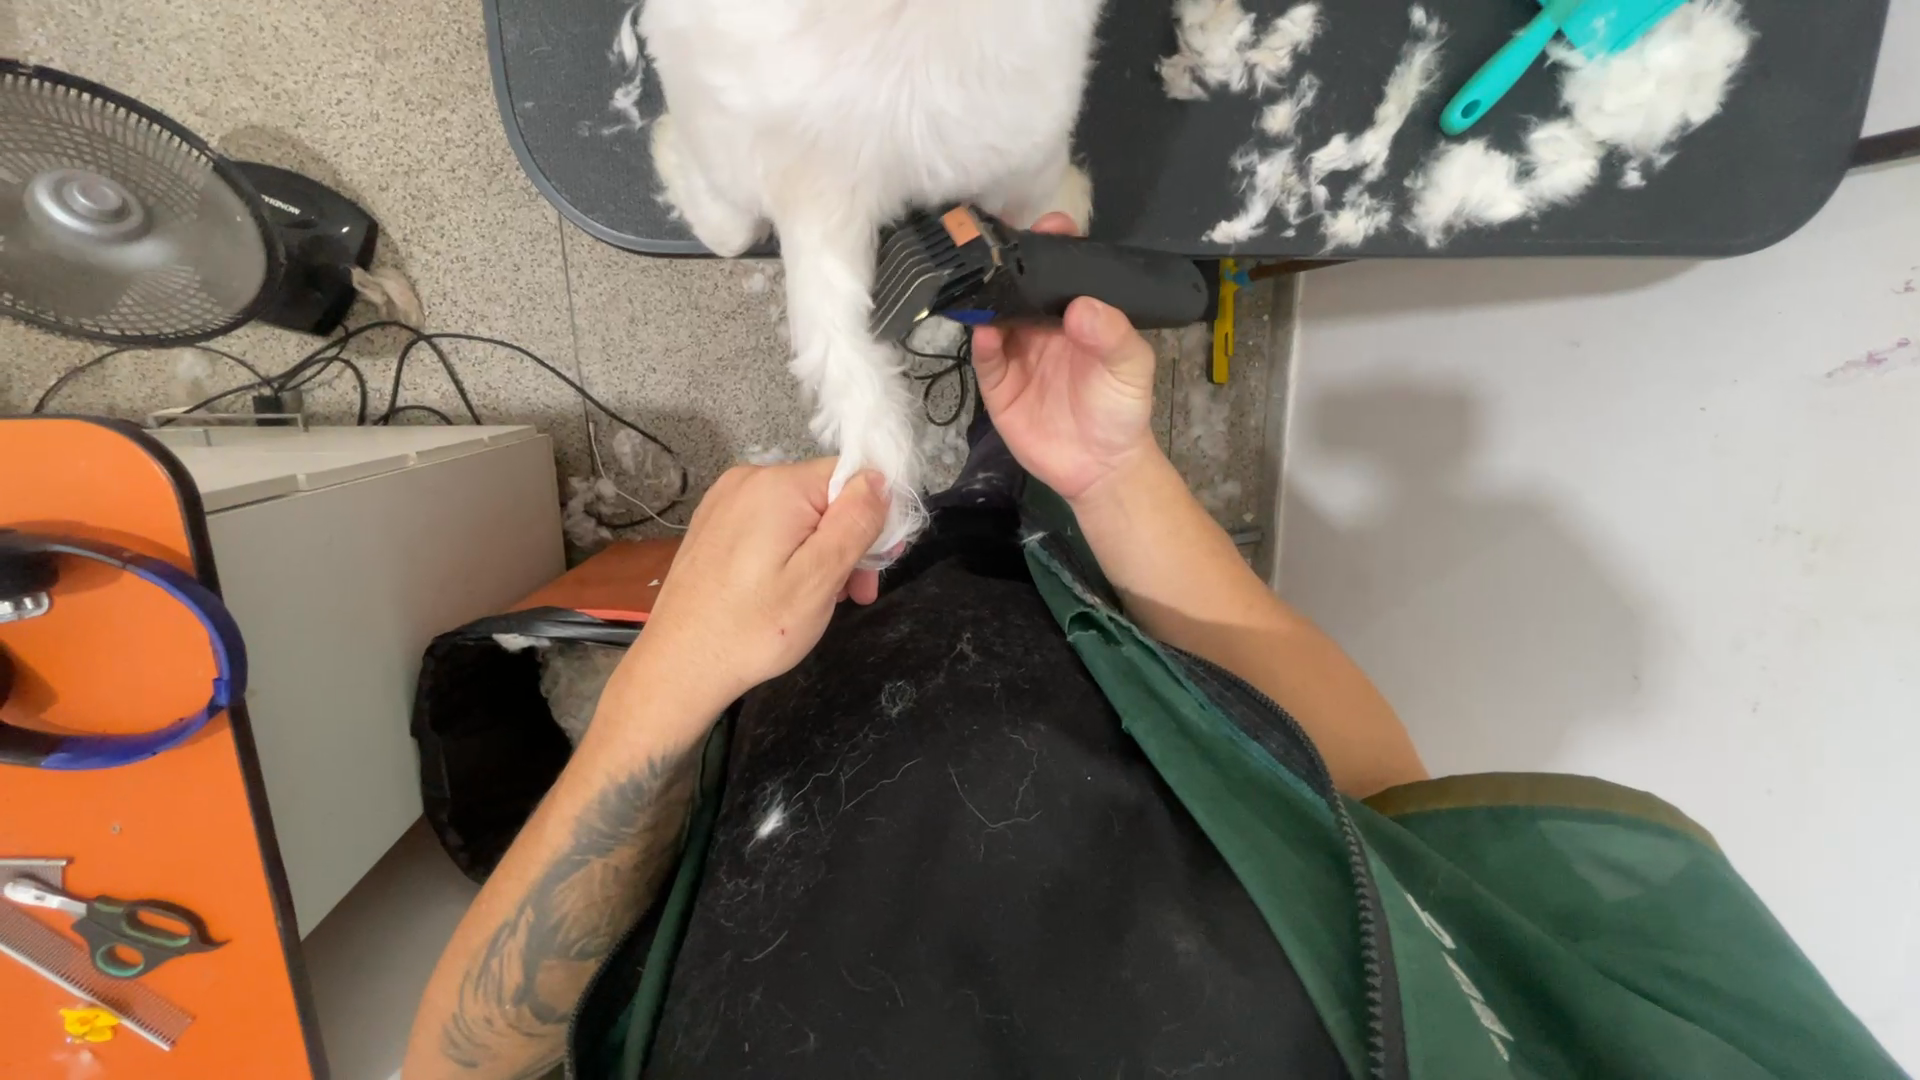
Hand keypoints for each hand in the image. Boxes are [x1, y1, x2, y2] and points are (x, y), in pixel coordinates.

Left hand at [613, 458, 889, 723]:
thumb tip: (879, 479)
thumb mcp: (820, 577)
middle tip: (855, 593)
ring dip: (823, 551)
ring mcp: (727, 501)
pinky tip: (790, 589)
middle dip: (849, 541)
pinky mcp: (716, 524)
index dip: (873, 518)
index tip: (875, 565)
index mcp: (778, 485)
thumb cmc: (753, 628)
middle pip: (826, 496)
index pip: (851, 476)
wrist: (679, 665)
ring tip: (822, 599)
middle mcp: (750, 480)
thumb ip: (855, 522)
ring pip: (802, 513)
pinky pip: (772, 524)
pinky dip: (792, 552)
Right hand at [970, 213, 1161, 501]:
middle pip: (1020, 286)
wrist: (1100, 466)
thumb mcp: (1131, 366)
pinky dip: (981, 342)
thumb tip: (1079, 307)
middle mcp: (1042, 326)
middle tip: (997, 241)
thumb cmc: (1121, 409)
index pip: (1061, 270)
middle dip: (1008, 262)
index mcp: (1076, 314)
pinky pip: (985, 357)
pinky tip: (984, 330)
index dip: (1053, 244)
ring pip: (995, 316)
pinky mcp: (998, 385)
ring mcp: (1017, 354)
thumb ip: (1113, 334)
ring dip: (986, 298)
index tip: (1049, 226)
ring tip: (980, 279)